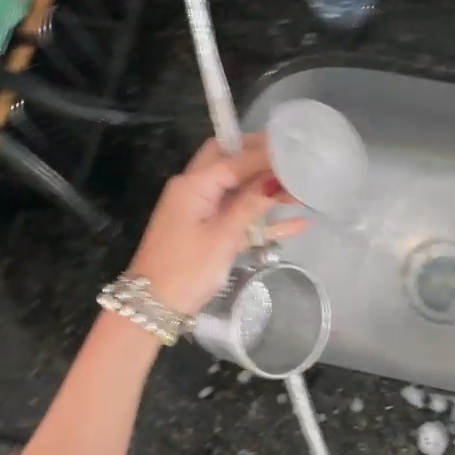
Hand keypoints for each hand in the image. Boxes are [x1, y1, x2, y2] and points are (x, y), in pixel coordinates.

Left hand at [126, 133, 308, 316]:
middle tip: (291, 154)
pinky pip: (237, 216)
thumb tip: (275, 179)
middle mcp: (194, 189)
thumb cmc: (186, 270)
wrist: (154, 306)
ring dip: (264, 188)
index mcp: (193, 185)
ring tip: (300, 189)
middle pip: (229, 160)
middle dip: (259, 156)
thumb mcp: (222, 237)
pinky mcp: (206, 230)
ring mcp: (199, 210)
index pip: (234, 158)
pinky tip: (296, 223)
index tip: (297, 148)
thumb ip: (250, 205)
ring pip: (236, 188)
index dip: (266, 153)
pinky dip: (261, 218)